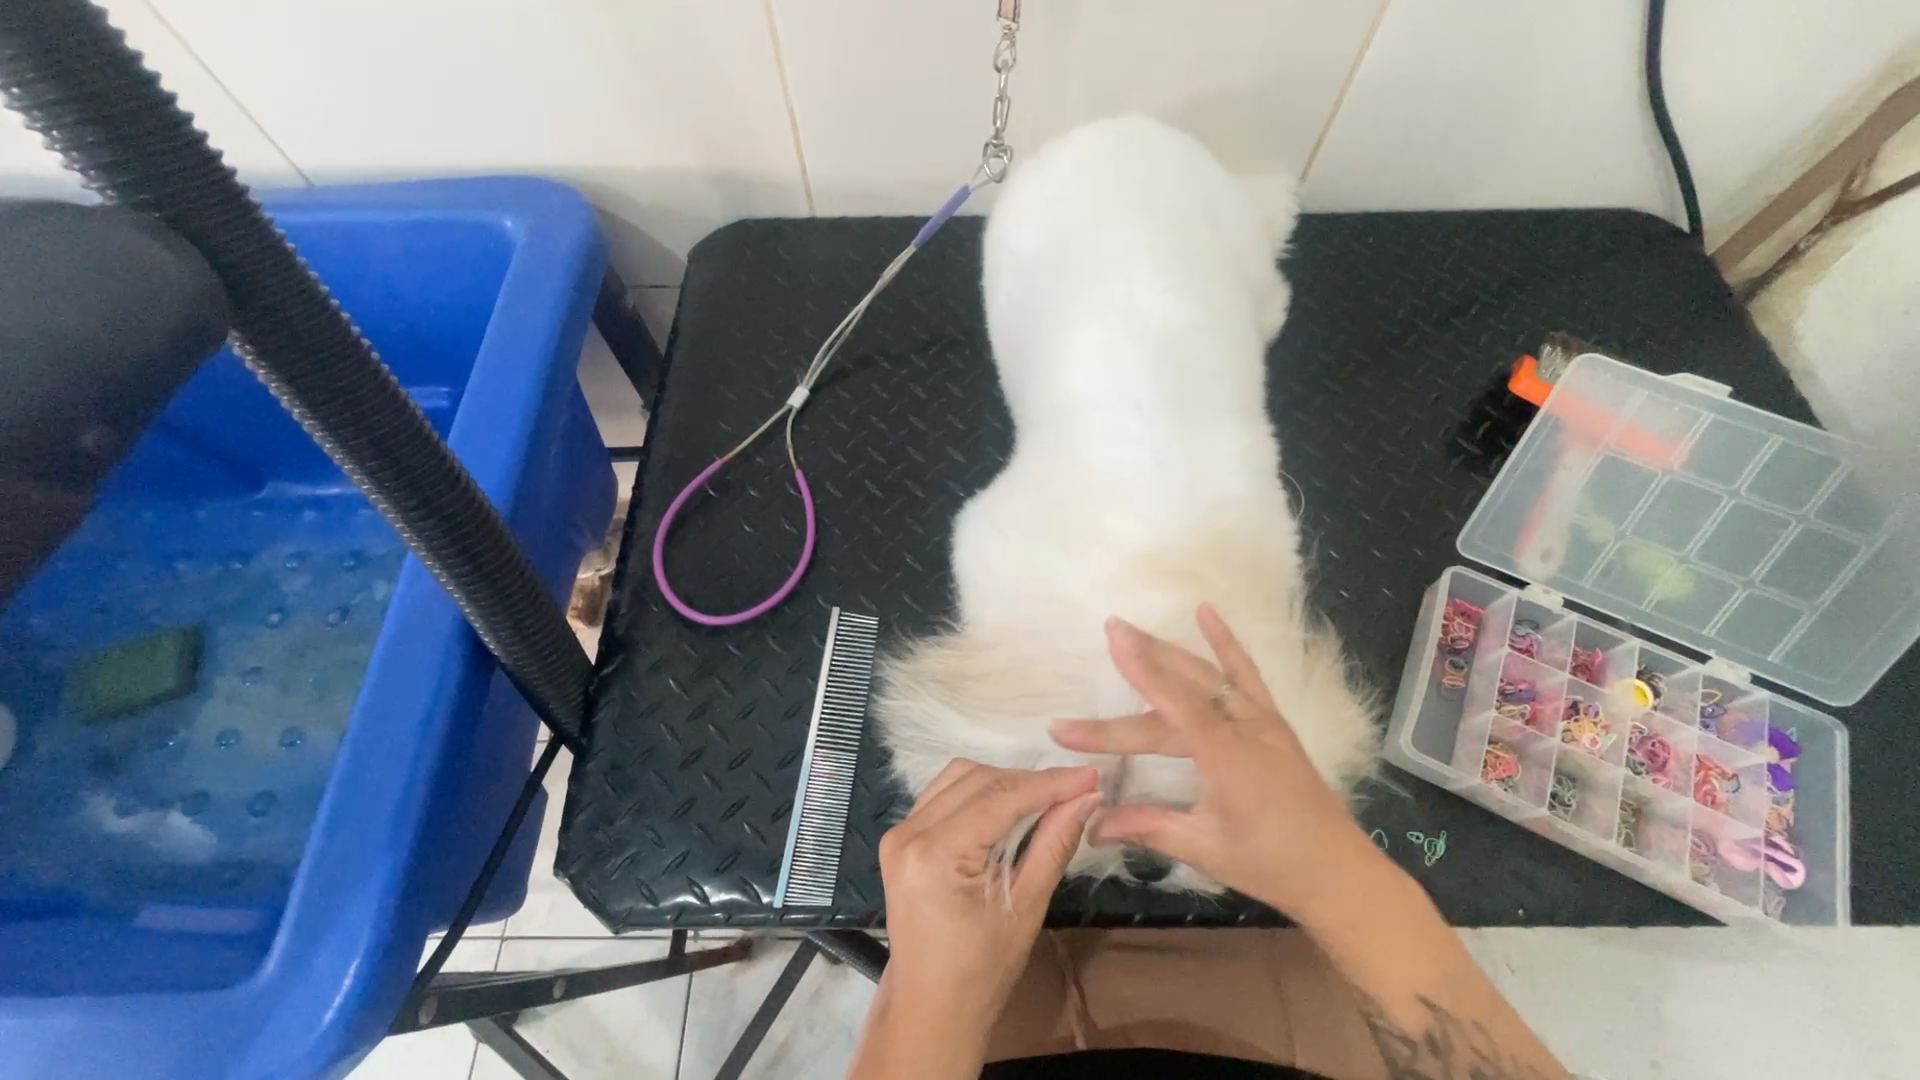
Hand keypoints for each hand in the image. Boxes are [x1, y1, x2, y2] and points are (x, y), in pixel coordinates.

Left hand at [874, 761, 1100, 1045]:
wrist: (930, 1008)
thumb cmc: (981, 971)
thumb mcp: (1027, 908)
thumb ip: (1054, 844)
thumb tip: (1087, 797)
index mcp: (935, 854)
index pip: (1000, 798)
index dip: (1049, 783)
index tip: (1090, 776)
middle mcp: (909, 833)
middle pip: (978, 779)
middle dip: (1029, 781)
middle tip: (1074, 790)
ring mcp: (899, 832)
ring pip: (959, 778)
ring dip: (1004, 782)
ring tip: (1046, 799)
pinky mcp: (900, 837)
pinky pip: (944, 794)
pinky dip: (979, 793)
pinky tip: (1009, 808)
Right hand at [1050, 604, 1390, 927]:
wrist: (1339, 872)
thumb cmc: (1271, 864)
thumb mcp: (1204, 848)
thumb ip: (1146, 826)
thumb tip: (1090, 825)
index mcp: (1227, 757)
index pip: (1170, 708)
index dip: (1136, 678)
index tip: (1107, 647)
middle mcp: (1245, 726)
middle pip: (1182, 691)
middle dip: (1141, 661)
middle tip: (1106, 632)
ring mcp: (1262, 719)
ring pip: (1209, 675)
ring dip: (1170, 650)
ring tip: (1132, 628)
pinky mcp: (1272, 721)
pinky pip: (1245, 673)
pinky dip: (1225, 642)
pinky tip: (1206, 612)